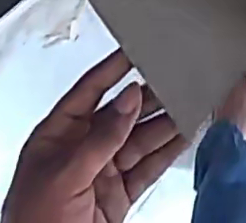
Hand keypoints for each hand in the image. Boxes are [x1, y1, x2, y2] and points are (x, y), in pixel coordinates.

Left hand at [2, 50, 188, 222]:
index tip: (136, 48)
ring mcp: (100, 174)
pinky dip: (166, 153)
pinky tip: (183, 136)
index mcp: (57, 137)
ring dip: (163, 123)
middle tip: (175, 76)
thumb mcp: (64, 177)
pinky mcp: (116, 198)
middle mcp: (80, 150)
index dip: (113, 68)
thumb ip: (100, 138)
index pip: (89, 90)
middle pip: (120, 114)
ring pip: (138, 139)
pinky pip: (146, 168)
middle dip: (147, 96)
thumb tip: (129, 97)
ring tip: (188, 102)